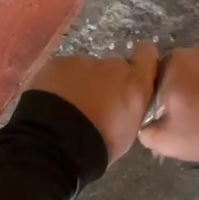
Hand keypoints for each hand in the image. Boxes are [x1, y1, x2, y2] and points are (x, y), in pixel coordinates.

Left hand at [28, 41, 159, 163]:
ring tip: (68, 108)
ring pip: (87, 69)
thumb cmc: (98, 146)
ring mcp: (84, 62)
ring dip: (82, 83)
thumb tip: (126, 102)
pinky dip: (60, 83)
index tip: (134, 72)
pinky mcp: (58, 63)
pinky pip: (63, 71)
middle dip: (107, 80)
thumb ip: (131, 106)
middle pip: (114, 66)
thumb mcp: (128, 131)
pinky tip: (52, 103)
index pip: (147, 53)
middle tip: (95, 104)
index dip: (141, 60)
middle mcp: (113, 66)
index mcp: (134, 84)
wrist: (55, 143)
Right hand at [138, 45, 198, 162]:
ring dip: (195, 93)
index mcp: (170, 62)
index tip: (161, 118)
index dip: (154, 101)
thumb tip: (146, 127)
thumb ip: (146, 132)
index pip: (151, 80)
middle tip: (181, 120)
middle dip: (175, 95)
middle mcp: (192, 52)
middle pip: (174, 76)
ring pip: (195, 77)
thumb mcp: (165, 139)